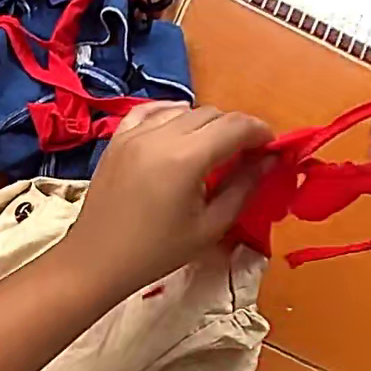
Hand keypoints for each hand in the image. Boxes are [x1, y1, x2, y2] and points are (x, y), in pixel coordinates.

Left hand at [60, 102, 273, 297]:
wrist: (98, 260)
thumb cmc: (157, 252)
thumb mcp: (210, 226)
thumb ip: (243, 188)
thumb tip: (270, 161)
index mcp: (185, 159)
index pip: (235, 126)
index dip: (261, 133)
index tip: (272, 149)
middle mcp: (159, 135)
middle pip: (212, 114)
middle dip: (235, 129)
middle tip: (245, 156)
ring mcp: (134, 133)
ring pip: (183, 110)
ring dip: (206, 124)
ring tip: (212, 151)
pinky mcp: (117, 138)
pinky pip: (150, 111)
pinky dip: (171, 116)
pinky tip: (178, 132)